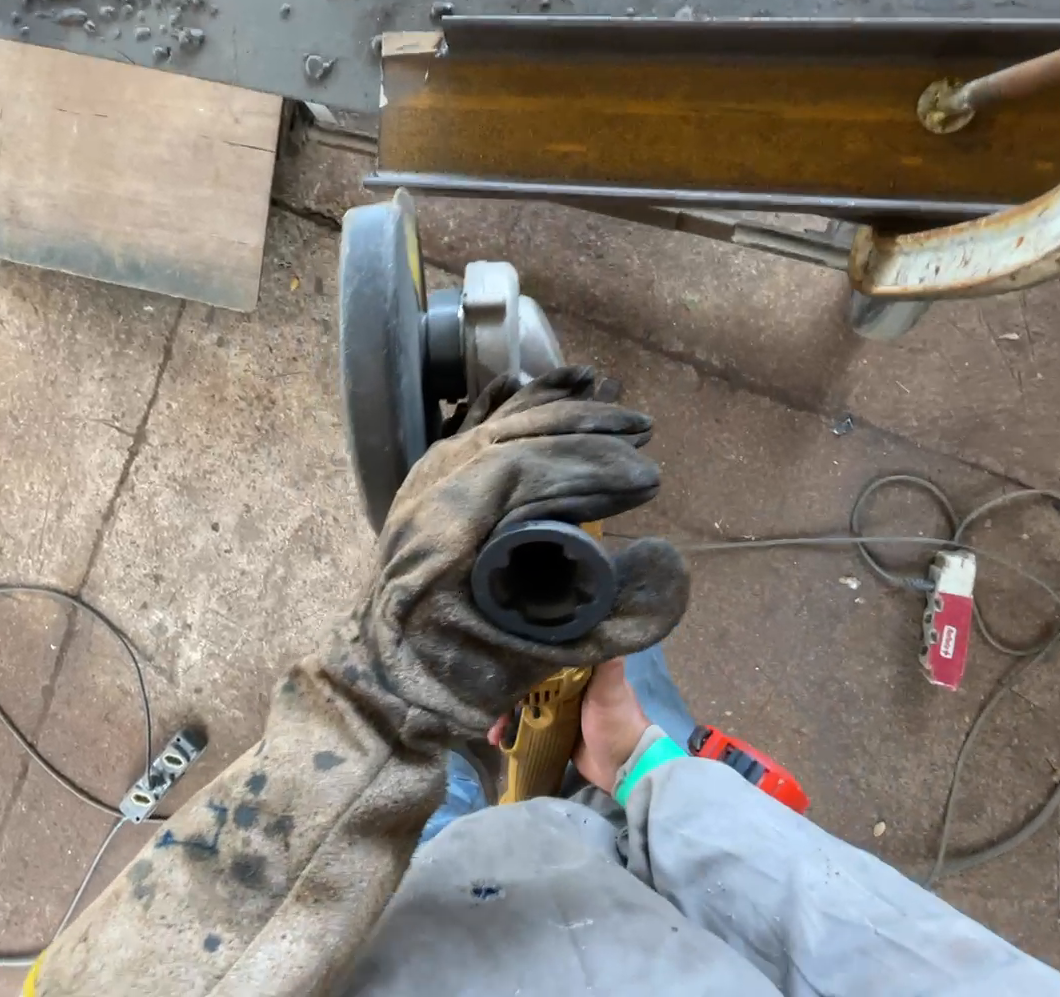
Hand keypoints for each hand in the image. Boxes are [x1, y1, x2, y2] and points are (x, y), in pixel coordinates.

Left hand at [324, 366, 689, 750]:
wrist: (392, 677)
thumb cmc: (462, 671)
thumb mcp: (542, 656)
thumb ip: (613, 618)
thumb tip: (668, 562)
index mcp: (455, 527)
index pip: (531, 467)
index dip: (595, 465)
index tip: (648, 476)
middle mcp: (435, 491)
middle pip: (515, 432)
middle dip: (585, 424)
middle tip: (643, 425)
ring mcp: (425, 483)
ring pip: (493, 423)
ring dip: (551, 404)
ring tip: (602, 386)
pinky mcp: (425, 486)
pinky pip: (464, 430)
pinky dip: (500, 404)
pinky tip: (525, 381)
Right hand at [481, 657, 649, 792]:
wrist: (625, 770)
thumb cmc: (617, 723)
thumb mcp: (611, 690)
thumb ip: (606, 663)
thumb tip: (600, 625)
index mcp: (578, 669)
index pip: (544, 655)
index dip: (523, 657)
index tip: (499, 659)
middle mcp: (564, 683)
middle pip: (528, 679)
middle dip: (507, 689)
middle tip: (488, 699)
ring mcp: (556, 707)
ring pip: (522, 702)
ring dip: (504, 713)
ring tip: (492, 730)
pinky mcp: (551, 728)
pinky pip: (524, 723)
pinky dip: (510, 729)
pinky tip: (497, 739)